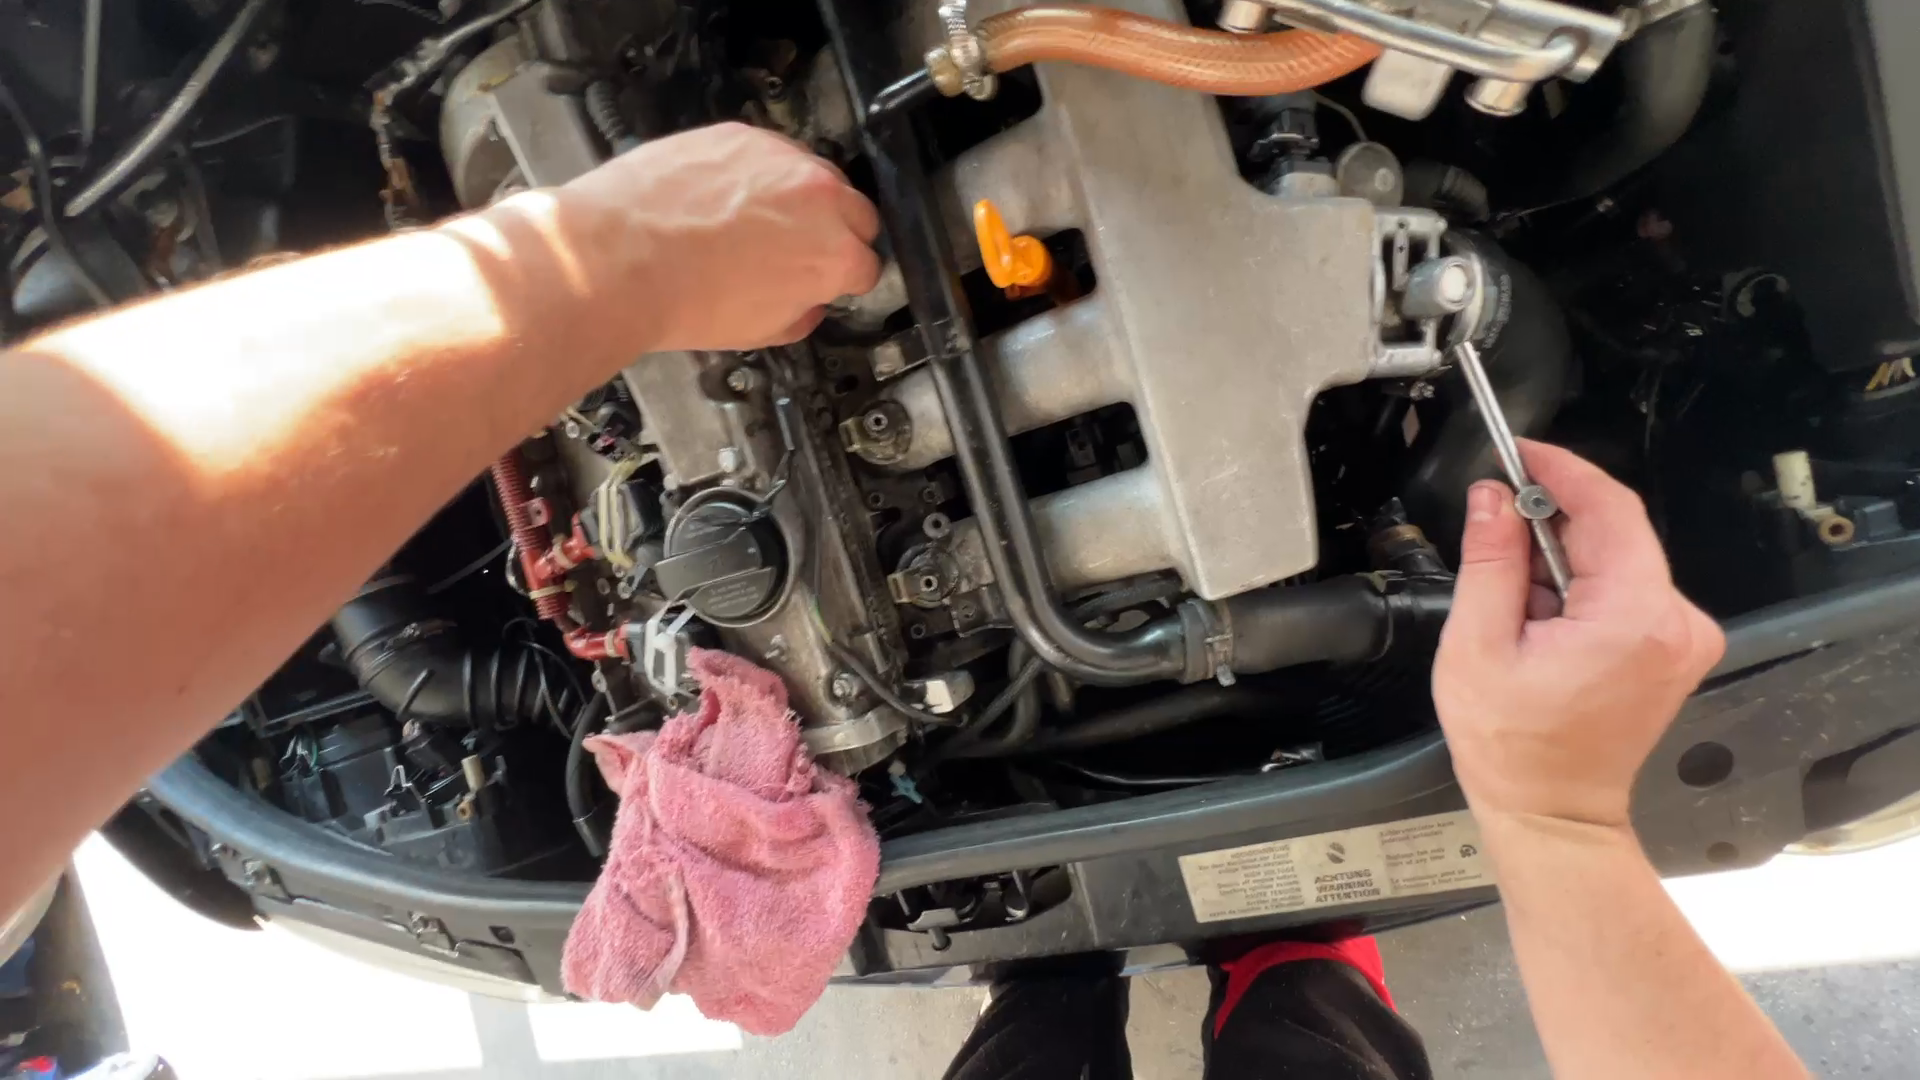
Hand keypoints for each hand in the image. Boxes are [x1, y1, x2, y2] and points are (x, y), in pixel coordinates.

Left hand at [559, 122, 881, 350]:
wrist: (619, 259)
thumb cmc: (688, 301)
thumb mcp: (765, 330)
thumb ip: (805, 312)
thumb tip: (810, 301)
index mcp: (835, 256)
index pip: (868, 266)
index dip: (849, 280)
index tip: (834, 282)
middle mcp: (820, 200)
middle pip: (859, 214)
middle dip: (841, 235)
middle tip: (807, 252)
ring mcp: (782, 160)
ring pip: (820, 177)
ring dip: (807, 201)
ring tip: (766, 223)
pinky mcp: (741, 134)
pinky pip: (774, 154)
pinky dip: (766, 176)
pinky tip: (733, 200)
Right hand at [1432, 440, 1723, 830]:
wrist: (1549, 801)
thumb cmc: (1507, 736)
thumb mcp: (1475, 642)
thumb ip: (1489, 561)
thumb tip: (1490, 499)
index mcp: (1632, 618)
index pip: (1610, 511)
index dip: (1561, 472)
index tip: (1517, 451)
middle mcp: (1675, 621)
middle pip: (1612, 533)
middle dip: (1545, 522)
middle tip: (1487, 530)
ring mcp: (1679, 635)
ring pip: (1611, 558)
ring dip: (1552, 559)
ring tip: (1506, 607)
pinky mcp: (1668, 644)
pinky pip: (1619, 585)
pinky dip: (1570, 583)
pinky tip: (1533, 618)